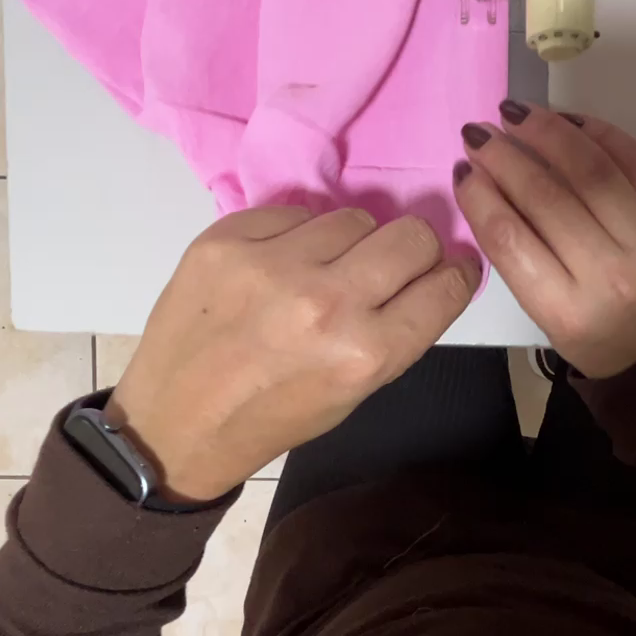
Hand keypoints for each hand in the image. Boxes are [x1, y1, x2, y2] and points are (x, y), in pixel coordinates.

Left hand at [107, 207, 478, 501]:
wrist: (179, 423)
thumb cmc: (276, 418)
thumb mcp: (355, 394)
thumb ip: (396, 334)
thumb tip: (428, 276)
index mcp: (366, 355)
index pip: (445, 286)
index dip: (456, 274)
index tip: (449, 271)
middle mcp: (327, 303)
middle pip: (412, 235)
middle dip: (415, 250)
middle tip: (393, 268)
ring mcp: (272, 265)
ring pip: (354, 217)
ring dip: (352, 243)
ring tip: (321, 274)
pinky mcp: (225, 239)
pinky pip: (295, 213)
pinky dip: (298, 236)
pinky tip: (278, 268)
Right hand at [453, 104, 635, 377]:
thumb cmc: (586, 330)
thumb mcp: (542, 309)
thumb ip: (515, 251)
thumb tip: (484, 177)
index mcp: (567, 310)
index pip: (511, 240)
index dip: (480, 197)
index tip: (462, 168)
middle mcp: (612, 276)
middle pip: (549, 199)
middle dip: (506, 158)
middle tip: (480, 133)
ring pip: (593, 172)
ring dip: (548, 133)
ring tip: (517, 116)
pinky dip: (598, 134)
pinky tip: (567, 122)